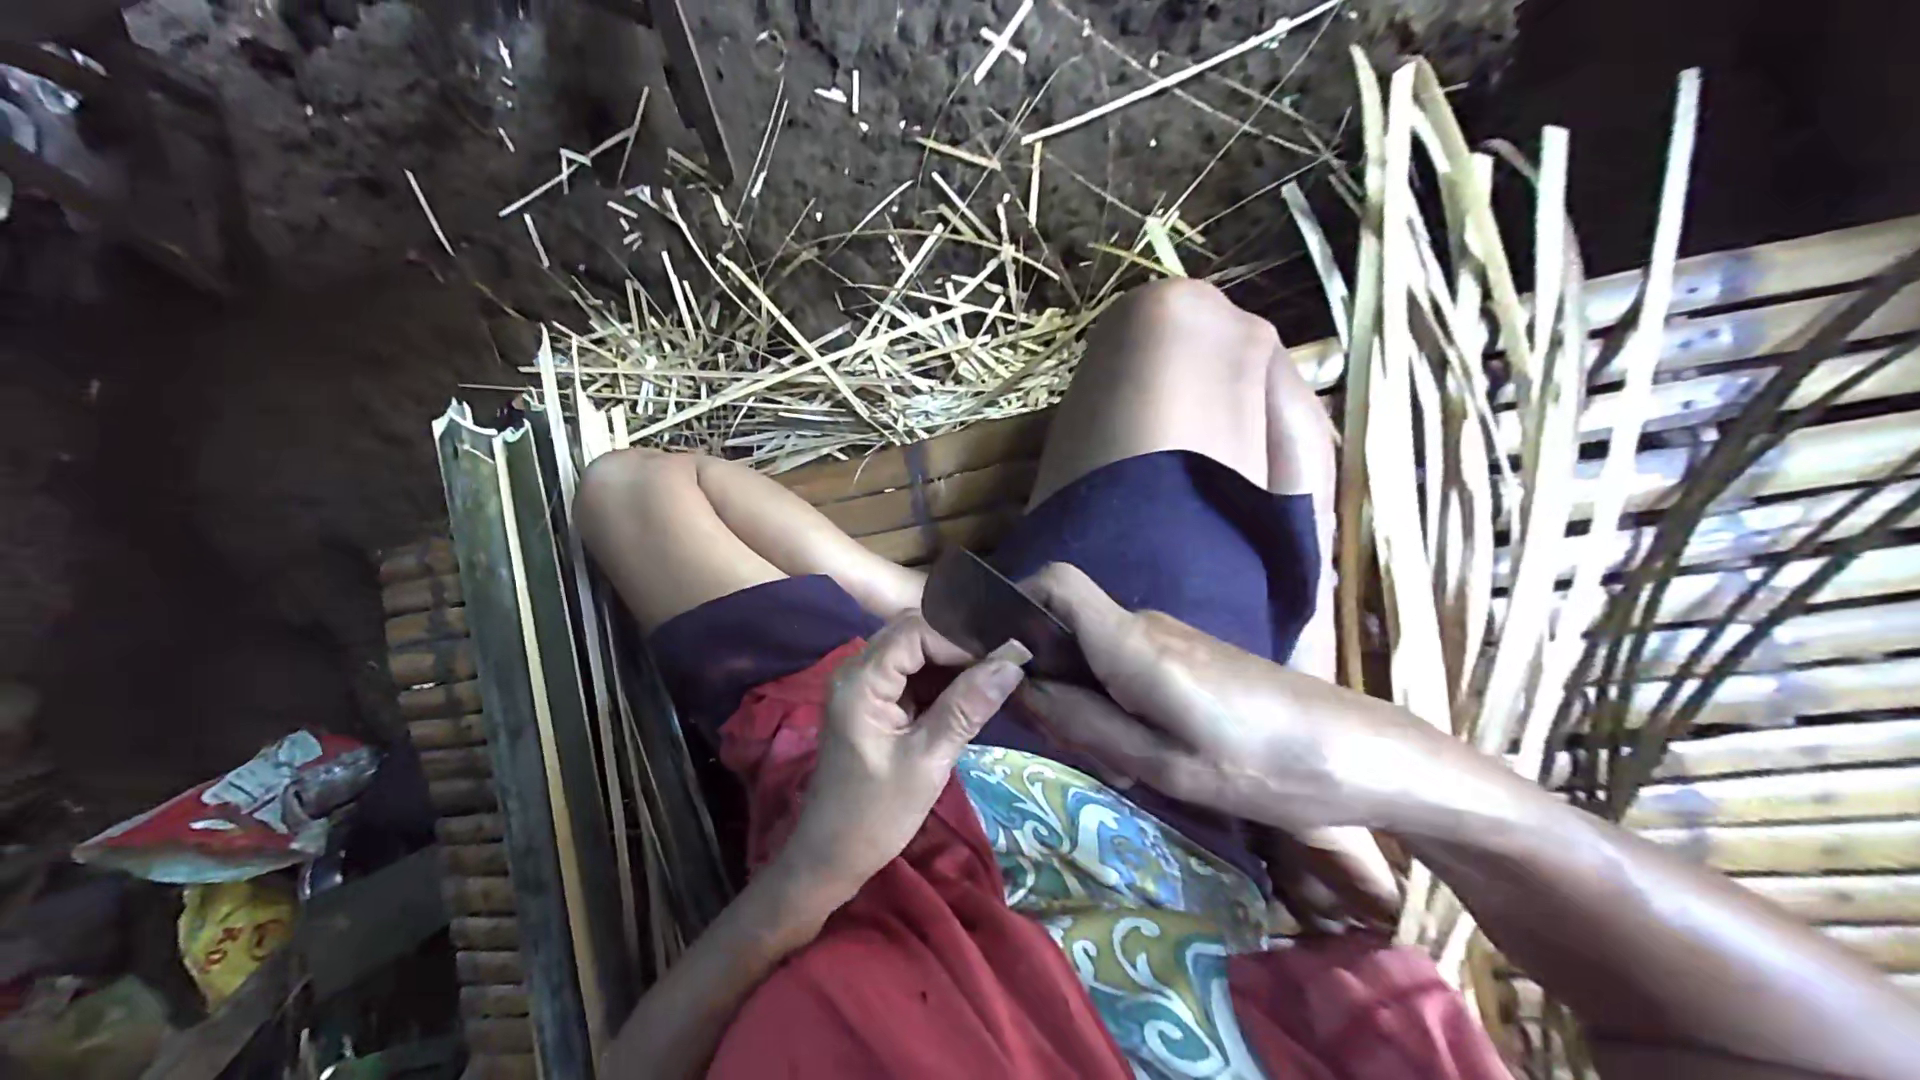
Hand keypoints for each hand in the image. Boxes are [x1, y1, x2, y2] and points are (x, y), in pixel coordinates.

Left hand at [777, 612, 1026, 903]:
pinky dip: (941, 680)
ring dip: (953, 663)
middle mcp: (857, 670)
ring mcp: (864, 684)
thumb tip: (1013, 664)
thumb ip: (968, 707)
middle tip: (1003, 665)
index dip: (961, 639)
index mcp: (861, 680)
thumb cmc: (876, 814)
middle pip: (914, 634)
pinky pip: (912, 674)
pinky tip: (971, 693)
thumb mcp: (929, 760)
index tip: (1002, 659)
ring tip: (995, 677)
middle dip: (960, 647)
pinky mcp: (874, 700)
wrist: (832, 856)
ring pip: (916, 652)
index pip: (916, 631)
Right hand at [1014, 563, 1440, 834]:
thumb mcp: (1165, 763)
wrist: (1360, 755)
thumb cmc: (1263, 764)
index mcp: (1131, 642)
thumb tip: (1027, 689)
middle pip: (1066, 630)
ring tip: (1124, 765)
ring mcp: (1168, 639)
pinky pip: (1126, 668)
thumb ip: (1088, 724)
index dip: (1015, 601)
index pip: (1056, 583)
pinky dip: (1116, 705)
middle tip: (1075, 746)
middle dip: (1051, 682)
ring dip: (1087, 703)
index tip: (998, 654)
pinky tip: (1150, 756)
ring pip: (1095, 655)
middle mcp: (1144, 626)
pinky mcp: (1188, 656)